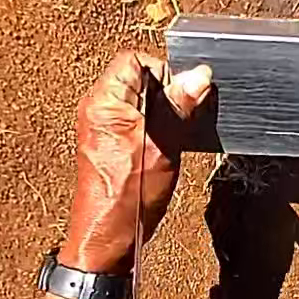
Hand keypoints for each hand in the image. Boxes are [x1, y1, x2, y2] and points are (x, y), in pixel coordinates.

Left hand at [62, 52, 213, 273]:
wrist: (108, 238)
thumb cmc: (126, 199)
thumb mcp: (162, 146)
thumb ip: (179, 106)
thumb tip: (199, 76)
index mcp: (104, 102)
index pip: (135, 60)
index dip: (165, 73)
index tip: (182, 97)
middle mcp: (99, 110)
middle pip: (139, 78)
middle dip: (167, 95)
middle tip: (178, 122)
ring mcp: (104, 127)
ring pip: (142, 102)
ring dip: (164, 114)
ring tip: (171, 138)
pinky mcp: (112, 144)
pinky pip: (139, 121)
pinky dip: (157, 129)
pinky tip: (164, 149)